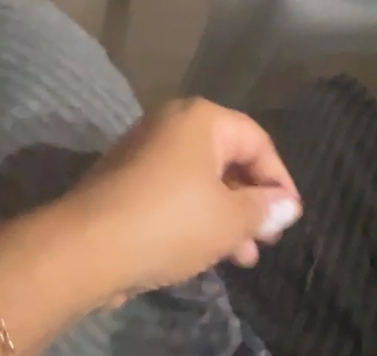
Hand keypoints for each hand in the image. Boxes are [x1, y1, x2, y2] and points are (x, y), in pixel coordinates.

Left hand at [67, 99, 302, 295]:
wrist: (86, 246)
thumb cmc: (169, 221)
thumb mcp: (228, 220)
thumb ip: (262, 209)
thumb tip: (287, 204)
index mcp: (202, 119)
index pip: (257, 141)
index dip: (279, 179)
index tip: (291, 216)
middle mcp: (174, 123)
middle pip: (227, 157)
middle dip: (251, 201)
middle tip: (267, 238)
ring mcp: (145, 148)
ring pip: (200, 179)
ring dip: (226, 215)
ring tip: (242, 257)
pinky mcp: (126, 178)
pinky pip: (174, 190)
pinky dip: (195, 215)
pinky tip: (205, 251)